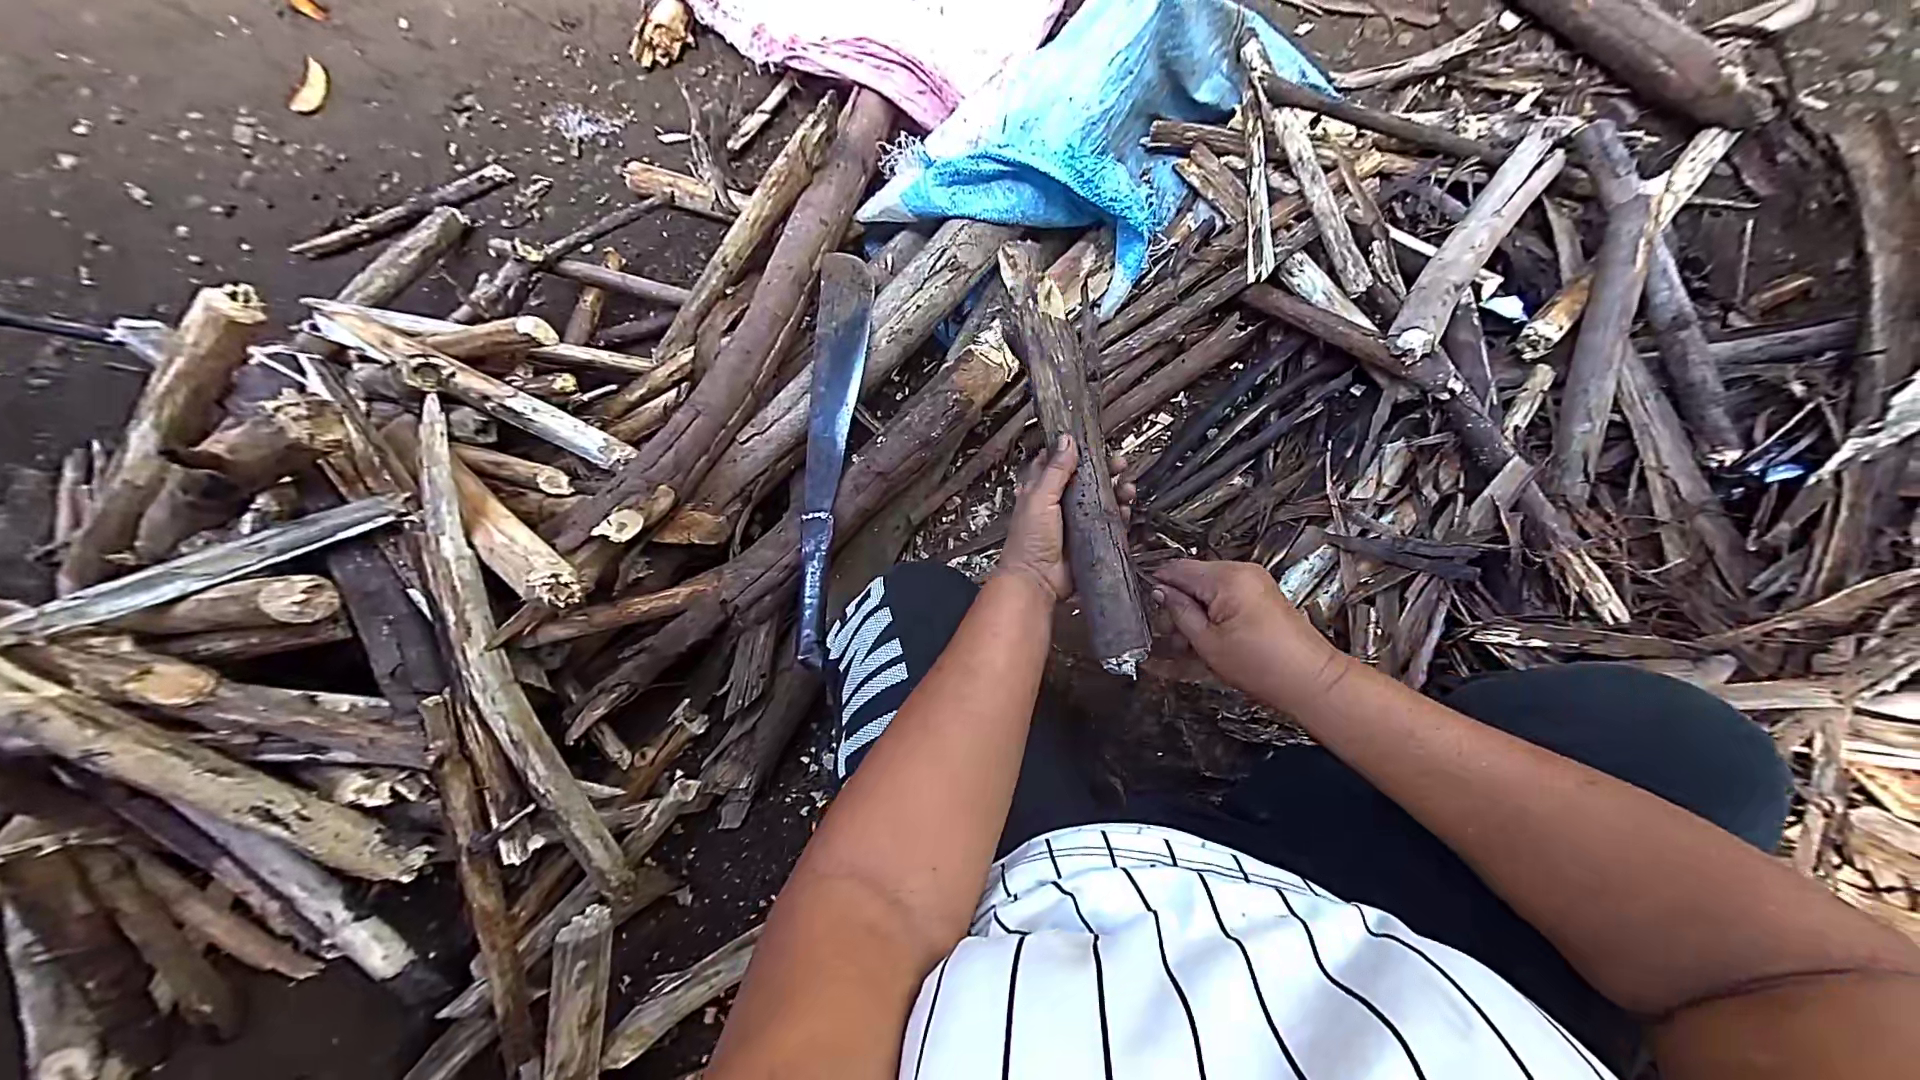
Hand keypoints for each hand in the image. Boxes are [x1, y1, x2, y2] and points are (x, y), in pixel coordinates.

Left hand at [994, 435, 1133, 602]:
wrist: (1037, 580)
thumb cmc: (1029, 541)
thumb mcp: (1040, 498)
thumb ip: (1056, 470)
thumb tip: (1066, 440)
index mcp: (1040, 490)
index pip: (1059, 463)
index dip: (1075, 452)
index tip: (1093, 443)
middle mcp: (1059, 504)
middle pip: (1087, 479)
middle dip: (1105, 470)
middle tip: (1119, 464)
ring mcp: (1076, 521)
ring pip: (1102, 498)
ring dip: (1116, 490)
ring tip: (1126, 487)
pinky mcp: (1090, 537)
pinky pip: (1109, 522)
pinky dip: (1120, 513)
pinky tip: (1126, 507)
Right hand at [1150, 559, 1353, 713]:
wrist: (1309, 680)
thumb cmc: (1263, 665)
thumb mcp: (1206, 642)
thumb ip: (1179, 612)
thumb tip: (1161, 592)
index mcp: (1226, 578)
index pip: (1177, 568)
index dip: (1159, 584)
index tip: (1147, 602)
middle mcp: (1242, 570)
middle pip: (1193, 576)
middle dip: (1178, 601)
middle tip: (1170, 632)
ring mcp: (1254, 579)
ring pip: (1207, 585)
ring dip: (1195, 608)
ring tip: (1189, 640)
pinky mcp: (1261, 591)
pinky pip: (1225, 592)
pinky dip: (1213, 610)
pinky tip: (1209, 635)